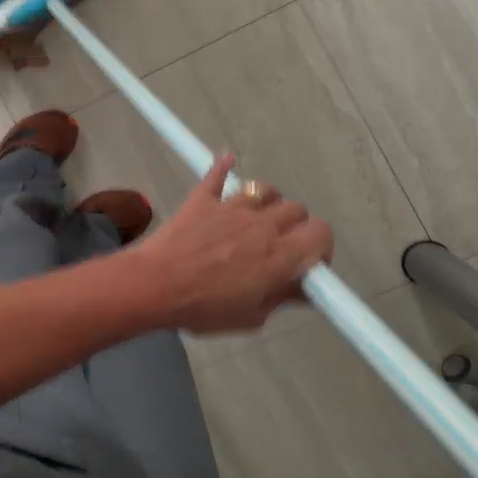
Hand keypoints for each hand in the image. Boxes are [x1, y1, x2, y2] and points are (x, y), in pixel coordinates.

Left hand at [129, 154, 332, 333]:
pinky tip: (228, 161)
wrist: (156, 284)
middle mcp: (261, 224)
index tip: (307, 261)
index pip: (321, 232)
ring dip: (267, 202)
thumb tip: (303, 290)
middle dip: (295, 225)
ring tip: (256, 217)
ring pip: (264, 189)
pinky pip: (217, 174)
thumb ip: (281, 298)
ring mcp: (230, 207)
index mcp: (280, 255)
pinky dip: (224, 167)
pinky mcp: (202, 199)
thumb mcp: (252, 316)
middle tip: (280, 243)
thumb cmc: (205, 307)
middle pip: (296, 208)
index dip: (320, 246)